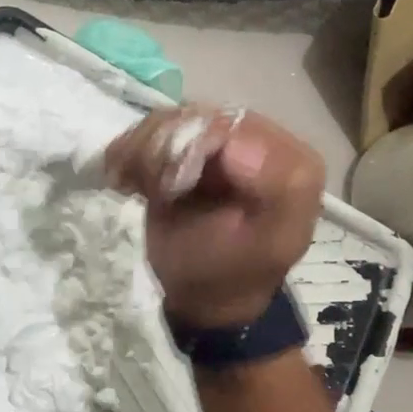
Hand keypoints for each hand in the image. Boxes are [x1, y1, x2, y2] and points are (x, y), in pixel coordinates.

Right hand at [106, 106, 323, 329]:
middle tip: (144, 189)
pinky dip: (127, 151)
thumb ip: (274, 190)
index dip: (188, 147)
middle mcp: (253, 138)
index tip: (164, 187)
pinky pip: (147, 131)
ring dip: (139, 152)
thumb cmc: (235, 272)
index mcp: (288, 157)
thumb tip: (236, 146)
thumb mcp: (268, 242)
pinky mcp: (183, 149)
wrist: (201, 295)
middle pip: (193, 116)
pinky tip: (124, 181)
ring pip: (165, 120)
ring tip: (130, 186)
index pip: (228, 124)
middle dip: (158, 150)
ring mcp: (213, 141)